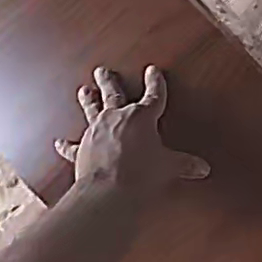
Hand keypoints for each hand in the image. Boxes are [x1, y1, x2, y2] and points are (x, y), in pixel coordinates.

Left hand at [54, 66, 208, 199]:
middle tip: (102, 70)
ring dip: (88, 100)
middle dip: (109, 81)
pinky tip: (58, 142)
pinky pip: (71, 145)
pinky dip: (66, 145)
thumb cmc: (142, 174)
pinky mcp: (81, 149)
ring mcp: (95, 131)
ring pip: (91, 110)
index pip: (153, 96)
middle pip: (113, 94)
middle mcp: (116, 118)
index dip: (155, 83)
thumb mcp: (168, 167)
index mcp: (141, 118)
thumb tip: (203, 168)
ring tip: (84, 90)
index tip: (153, 71)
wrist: (110, 191)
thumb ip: (184, 164)